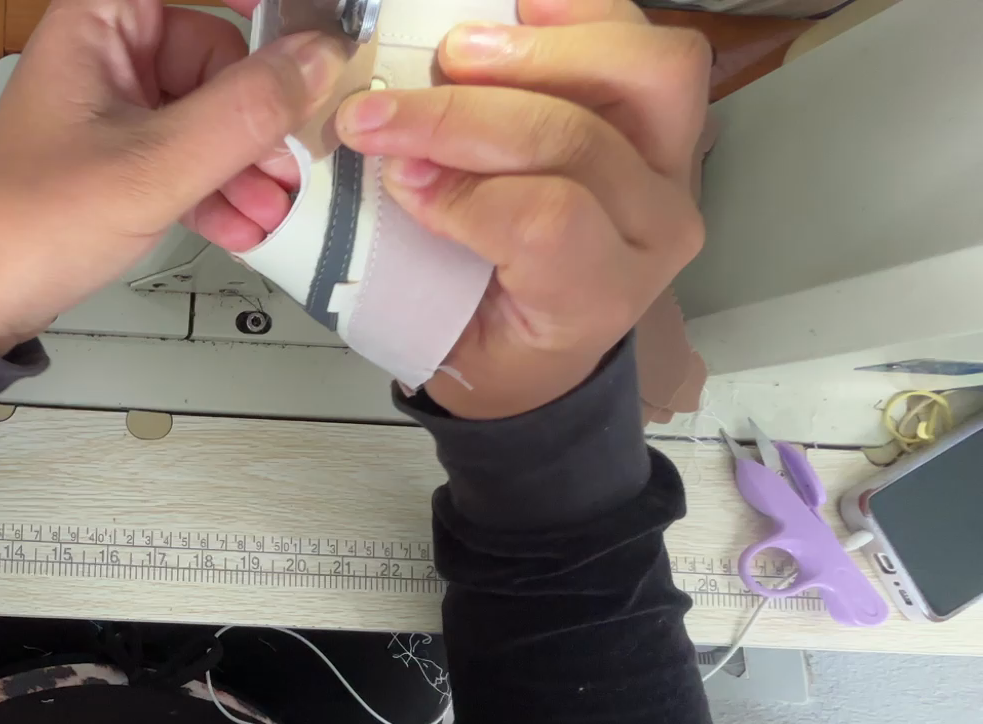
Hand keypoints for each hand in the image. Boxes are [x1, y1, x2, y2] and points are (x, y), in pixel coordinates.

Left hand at [0, 0, 350, 354]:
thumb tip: (319, 59)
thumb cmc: (30, 227)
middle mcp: (109, 56)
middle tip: (295, 167)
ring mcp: (113, 114)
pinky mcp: (116, 164)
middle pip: (218, 64)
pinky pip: (182, 163)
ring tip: (271, 212)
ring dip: (243, 170)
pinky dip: (213, 193)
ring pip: (205, 122)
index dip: (266, 14)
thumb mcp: (150, 169)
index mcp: (103, 20)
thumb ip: (243, 112)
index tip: (318, 39)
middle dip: (260, 124)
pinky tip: (242, 225)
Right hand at [335, 0, 711, 417]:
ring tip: (454, 48)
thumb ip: (415, 263)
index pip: (541, 222)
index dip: (460, 191)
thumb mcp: (436, 333)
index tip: (391, 176)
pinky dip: (586, 18)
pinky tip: (520, 8)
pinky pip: (651, 55)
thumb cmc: (480, 349)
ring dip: (538, 48)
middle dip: (464, 116)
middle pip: (575, 139)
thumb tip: (383, 171)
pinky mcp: (670, 130)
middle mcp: (653, 230)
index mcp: (589, 298)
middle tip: (382, 108)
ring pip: (644, 73)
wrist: (539, 355)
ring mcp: (674, 172)